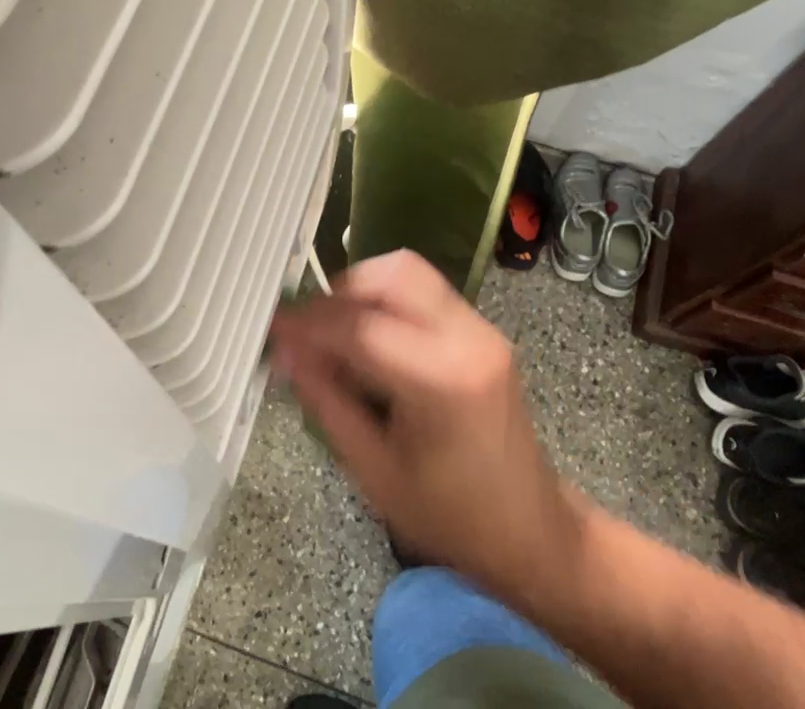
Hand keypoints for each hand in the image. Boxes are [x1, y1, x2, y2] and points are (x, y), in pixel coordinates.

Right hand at [270, 250, 588, 601]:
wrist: (530, 531)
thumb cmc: (450, 516)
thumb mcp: (373, 470)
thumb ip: (327, 402)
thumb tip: (287, 353)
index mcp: (442, 379)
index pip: (359, 325)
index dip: (309, 323)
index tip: (274, 329)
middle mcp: (468, 338)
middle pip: (392, 275)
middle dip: (339, 293)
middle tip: (307, 328)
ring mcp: (482, 330)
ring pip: (409, 274)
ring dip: (362, 293)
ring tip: (332, 334)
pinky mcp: (483, 333)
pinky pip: (425, 294)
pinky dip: (385, 303)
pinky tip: (365, 341)